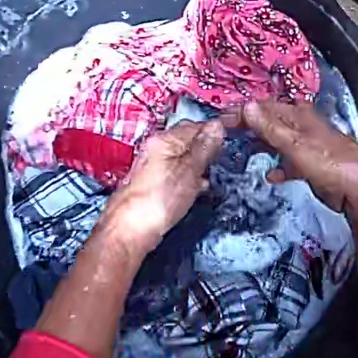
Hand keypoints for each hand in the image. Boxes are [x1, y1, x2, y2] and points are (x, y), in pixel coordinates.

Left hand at [96, 120, 225, 251]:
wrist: (129, 231)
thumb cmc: (156, 201)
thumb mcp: (190, 170)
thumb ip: (204, 148)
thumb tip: (216, 127)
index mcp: (163, 140)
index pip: (194, 126)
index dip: (213, 133)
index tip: (228, 143)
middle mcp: (155, 150)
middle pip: (187, 142)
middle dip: (206, 150)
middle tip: (221, 161)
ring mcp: (152, 168)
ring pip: (182, 160)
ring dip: (198, 167)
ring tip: (211, 177)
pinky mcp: (152, 186)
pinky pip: (176, 175)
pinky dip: (188, 180)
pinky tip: (196, 190)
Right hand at [238, 100, 357, 214]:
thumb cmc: (329, 163)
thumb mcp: (295, 145)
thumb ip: (270, 127)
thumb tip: (246, 106)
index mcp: (299, 116)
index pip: (264, 107)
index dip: (242, 112)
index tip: (220, 120)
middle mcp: (302, 127)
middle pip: (270, 121)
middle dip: (249, 126)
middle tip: (227, 134)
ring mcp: (307, 147)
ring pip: (278, 141)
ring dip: (261, 144)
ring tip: (243, 151)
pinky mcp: (311, 166)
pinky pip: (288, 164)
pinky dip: (277, 167)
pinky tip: (270, 176)